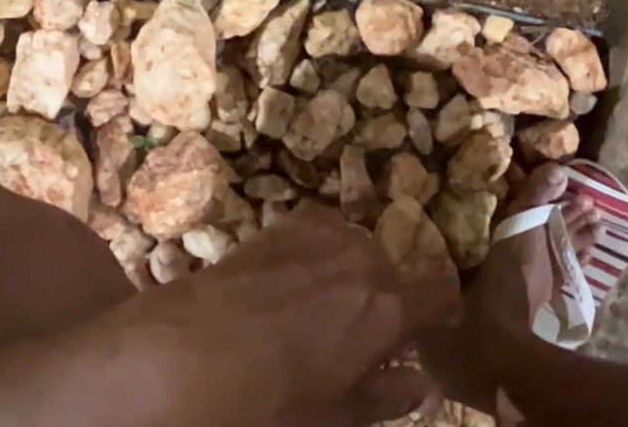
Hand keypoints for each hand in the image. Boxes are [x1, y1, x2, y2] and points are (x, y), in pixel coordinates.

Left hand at [120, 205, 451, 426]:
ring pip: (359, 248)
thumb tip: (418, 383)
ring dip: (352, 271)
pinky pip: (325, 228)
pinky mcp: (289, 221)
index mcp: (386, 308)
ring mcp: (325, 233)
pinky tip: (294, 275)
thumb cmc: (265, 398)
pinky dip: (322, 248)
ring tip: (319, 306)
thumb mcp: (330, 415)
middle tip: (357, 335)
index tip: (426, 332)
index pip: (440, 292)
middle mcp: (364, 258)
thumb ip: (382, 397)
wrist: (187, 348)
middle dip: (386, 298)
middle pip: (395, 270)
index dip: (439, 312)